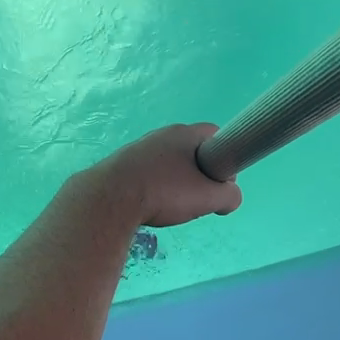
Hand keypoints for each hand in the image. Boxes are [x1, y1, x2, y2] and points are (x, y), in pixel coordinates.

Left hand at [91, 124, 243, 228]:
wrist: (109, 200)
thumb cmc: (164, 193)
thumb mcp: (208, 198)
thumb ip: (229, 196)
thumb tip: (229, 198)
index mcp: (185, 133)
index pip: (217, 135)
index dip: (225, 158)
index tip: (220, 183)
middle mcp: (162, 134)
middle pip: (192, 151)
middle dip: (199, 174)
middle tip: (197, 198)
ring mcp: (139, 148)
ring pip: (168, 164)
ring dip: (175, 183)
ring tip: (169, 205)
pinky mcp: (121, 164)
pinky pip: (148, 173)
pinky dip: (153, 187)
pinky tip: (148, 205)